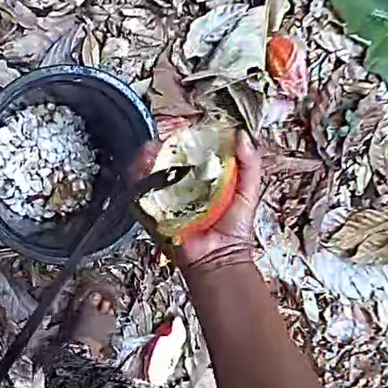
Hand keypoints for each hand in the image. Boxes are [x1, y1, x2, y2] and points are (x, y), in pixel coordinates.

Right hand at [133, 130, 262, 276]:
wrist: (219, 258)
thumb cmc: (234, 229)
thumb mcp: (248, 191)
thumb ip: (249, 164)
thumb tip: (241, 135)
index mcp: (204, 178)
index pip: (191, 152)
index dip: (185, 138)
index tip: (184, 128)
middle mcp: (183, 186)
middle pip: (166, 159)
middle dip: (161, 146)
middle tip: (163, 140)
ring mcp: (168, 199)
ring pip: (150, 173)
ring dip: (147, 159)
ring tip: (150, 152)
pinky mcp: (156, 213)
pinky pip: (142, 194)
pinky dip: (138, 180)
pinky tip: (142, 169)